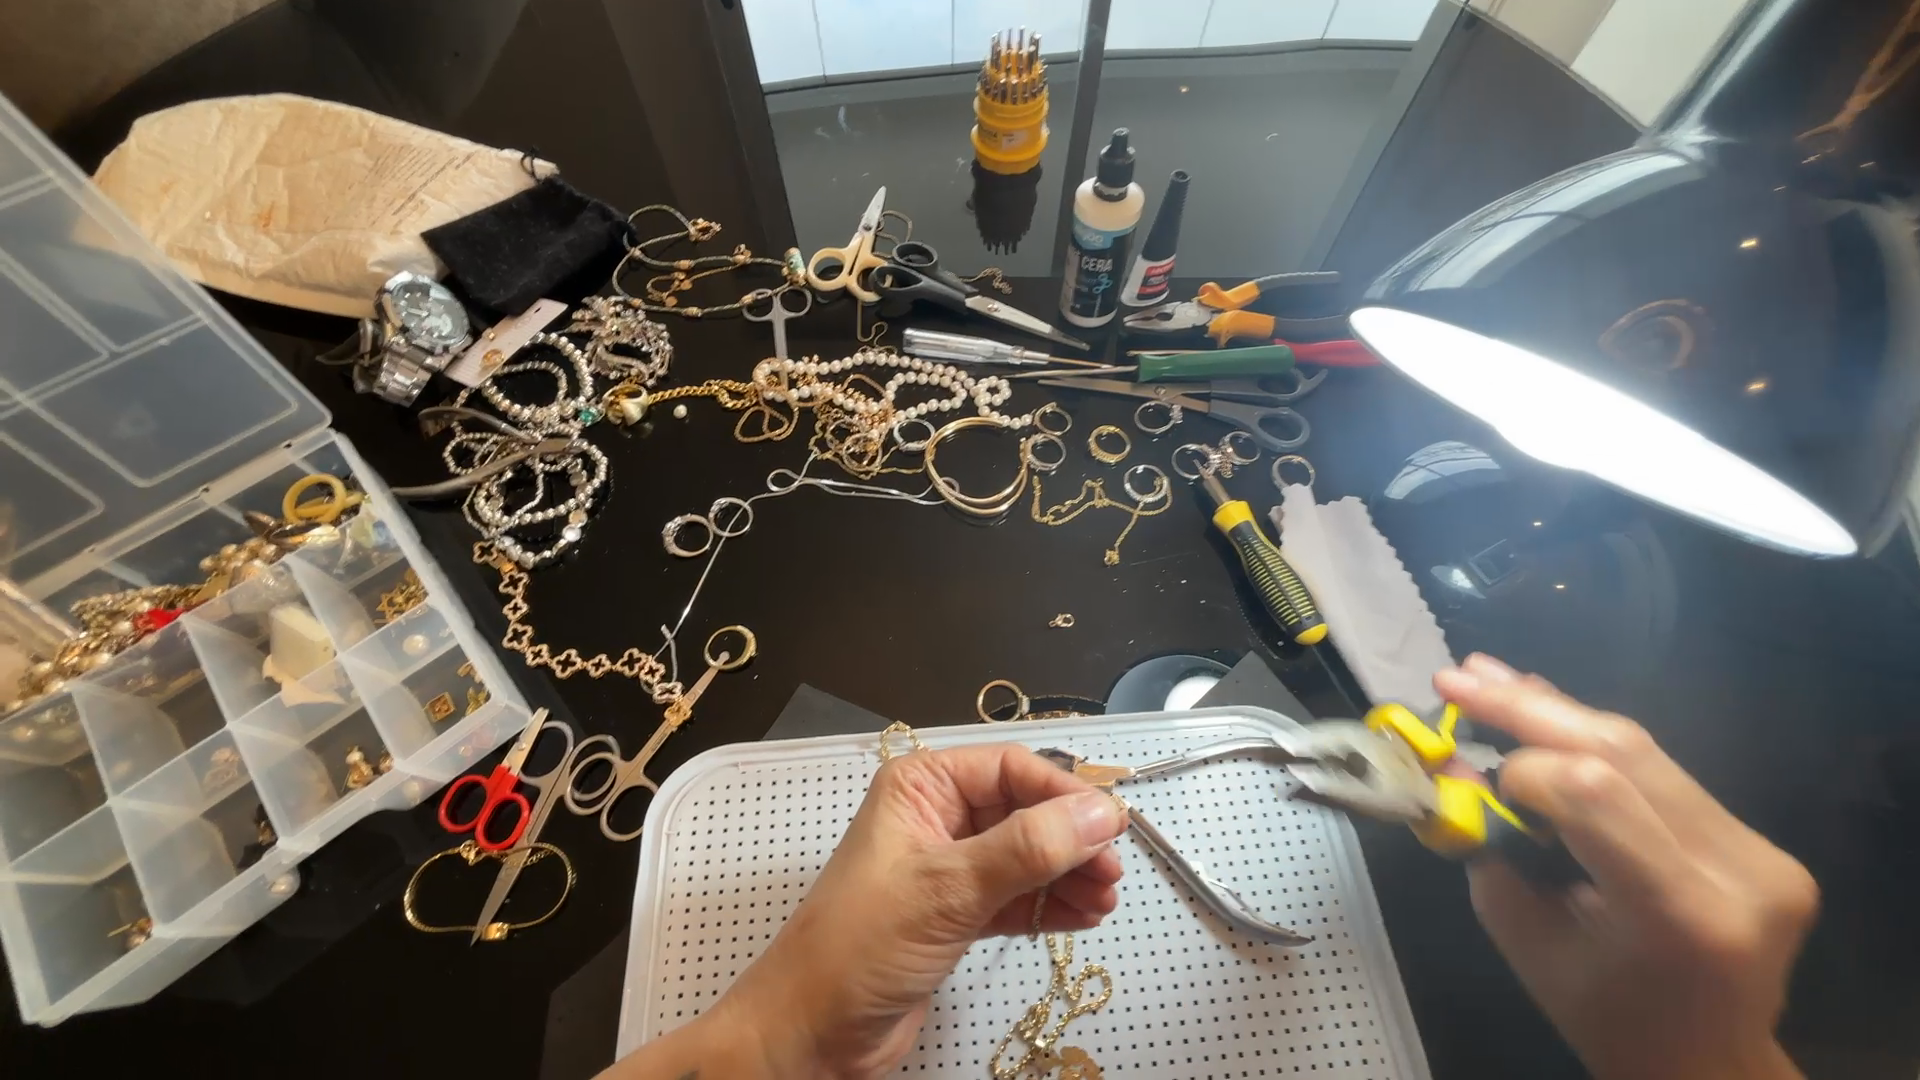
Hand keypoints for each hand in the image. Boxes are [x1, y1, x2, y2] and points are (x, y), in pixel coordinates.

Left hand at [612, 742, 1129, 1079]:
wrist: (811, 1035)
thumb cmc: (863, 944)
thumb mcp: (950, 887)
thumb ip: (1029, 848)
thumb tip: (1102, 812)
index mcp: (924, 785)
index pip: (1009, 769)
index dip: (1062, 791)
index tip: (1112, 823)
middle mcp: (938, 816)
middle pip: (1023, 810)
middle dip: (1069, 839)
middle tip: (1112, 871)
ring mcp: (949, 865)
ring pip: (1025, 854)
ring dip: (1066, 874)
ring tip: (1104, 900)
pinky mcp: (957, 911)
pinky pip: (1016, 894)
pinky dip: (1048, 904)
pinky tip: (1082, 915)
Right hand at [1436, 654, 1816, 1079]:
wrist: (1703, 1056)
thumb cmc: (1595, 1005)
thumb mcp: (1516, 925)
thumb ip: (1485, 839)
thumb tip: (1451, 761)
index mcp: (1679, 911)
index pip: (1593, 791)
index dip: (1518, 769)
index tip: (1470, 780)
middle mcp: (1738, 871)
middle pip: (1619, 751)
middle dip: (1524, 705)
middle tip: (1454, 678)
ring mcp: (1757, 849)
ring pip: (1636, 745)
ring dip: (1550, 705)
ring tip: (1482, 673)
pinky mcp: (1751, 836)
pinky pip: (1653, 764)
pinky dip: (1582, 732)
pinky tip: (1535, 702)